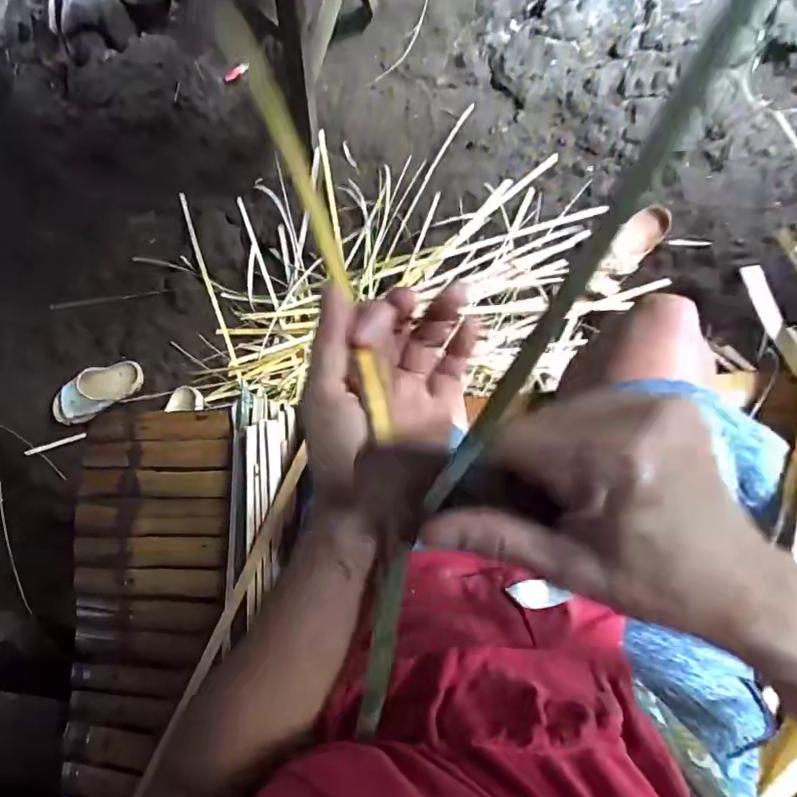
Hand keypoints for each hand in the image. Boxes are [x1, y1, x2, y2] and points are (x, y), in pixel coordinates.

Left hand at [304, 283, 480, 506]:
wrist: (374, 510)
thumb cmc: (341, 452)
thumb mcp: (324, 394)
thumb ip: (331, 341)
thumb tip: (334, 285)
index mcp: (353, 370)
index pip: (370, 325)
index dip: (380, 311)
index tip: (388, 313)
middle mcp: (385, 376)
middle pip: (402, 328)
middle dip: (412, 307)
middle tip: (419, 299)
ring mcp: (417, 390)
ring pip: (431, 343)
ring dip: (443, 315)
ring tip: (459, 294)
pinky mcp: (444, 407)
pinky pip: (455, 368)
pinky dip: (464, 345)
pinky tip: (472, 325)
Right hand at [420, 391, 796, 644]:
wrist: (739, 580)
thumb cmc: (657, 586)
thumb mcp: (572, 568)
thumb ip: (497, 536)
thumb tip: (425, 528)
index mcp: (613, 455)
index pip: (513, 440)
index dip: (485, 471)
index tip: (482, 504)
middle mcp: (636, 409)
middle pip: (538, 422)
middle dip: (521, 463)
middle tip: (535, 509)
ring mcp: (659, 397)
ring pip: (563, 411)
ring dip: (550, 448)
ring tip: (569, 495)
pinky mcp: (670, 396)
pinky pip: (597, 407)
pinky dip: (581, 435)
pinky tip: (596, 473)